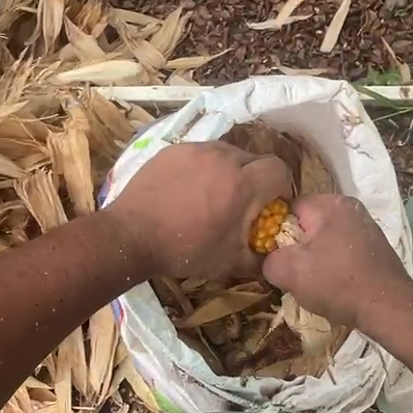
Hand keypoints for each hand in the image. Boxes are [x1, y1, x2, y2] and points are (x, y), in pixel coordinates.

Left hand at [107, 140, 292, 278]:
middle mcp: (223, 157)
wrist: (131, 237)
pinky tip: (190, 189)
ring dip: (231, 171)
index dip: (282, 188)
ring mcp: (196, 149)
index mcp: (242, 183)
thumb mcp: (230, 263)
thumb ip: (261, 259)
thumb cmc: (185, 251)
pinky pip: (201, 153)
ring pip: (228, 153)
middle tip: (243, 204)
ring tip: (215, 195)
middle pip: (255, 160)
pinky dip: (204, 167)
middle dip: (257, 180)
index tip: (271, 206)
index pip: (280, 170)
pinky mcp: (174, 149)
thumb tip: (276, 258)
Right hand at [261, 193, 412, 328]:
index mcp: (329, 204)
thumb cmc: (337, 283)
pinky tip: (332, 282)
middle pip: (306, 223)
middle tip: (290, 270)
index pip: (287, 208)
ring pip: (324, 237)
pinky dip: (332, 263)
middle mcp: (350, 207)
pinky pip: (341, 248)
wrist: (388, 307)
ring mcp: (365, 225)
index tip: (273, 255)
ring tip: (311, 280)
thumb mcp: (290, 272)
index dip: (273, 232)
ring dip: (314, 256)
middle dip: (295, 246)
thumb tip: (269, 260)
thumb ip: (269, 260)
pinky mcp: (374, 246)